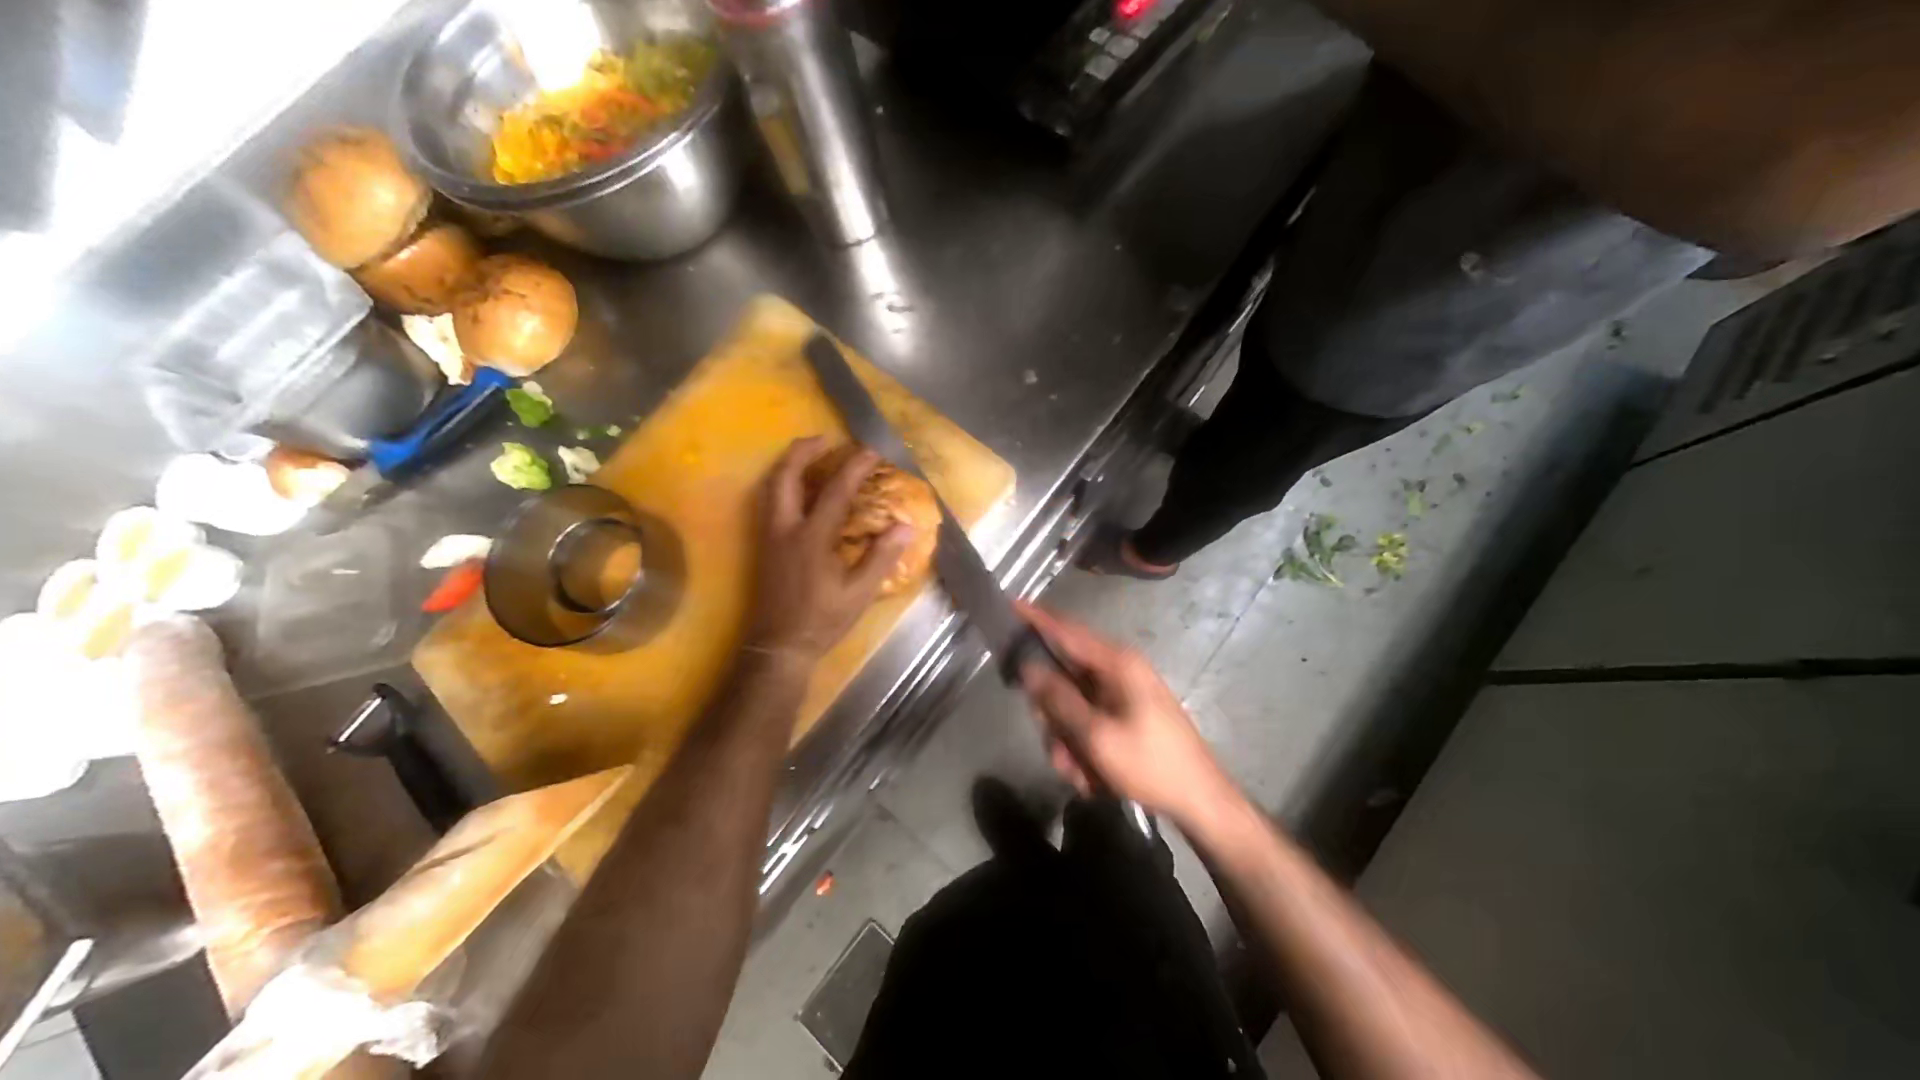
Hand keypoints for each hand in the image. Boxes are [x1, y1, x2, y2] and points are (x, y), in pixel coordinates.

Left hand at [745, 437, 910, 662]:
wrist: (779, 644)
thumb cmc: (822, 620)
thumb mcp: (859, 593)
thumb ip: (881, 557)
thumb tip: (905, 526)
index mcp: (811, 539)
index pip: (835, 492)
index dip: (854, 468)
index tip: (871, 451)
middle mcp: (784, 528)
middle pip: (785, 475)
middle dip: (804, 451)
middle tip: (826, 439)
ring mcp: (768, 535)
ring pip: (770, 486)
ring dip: (789, 464)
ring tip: (809, 456)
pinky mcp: (762, 545)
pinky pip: (768, 501)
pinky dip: (781, 484)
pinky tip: (796, 490)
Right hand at [1015, 603, 1236, 823]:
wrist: (1201, 801)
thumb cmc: (1151, 765)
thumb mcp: (1097, 737)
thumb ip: (1058, 700)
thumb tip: (1028, 667)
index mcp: (1117, 664)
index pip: (1067, 632)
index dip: (1037, 619)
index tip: (1010, 604)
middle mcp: (1119, 672)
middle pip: (1063, 679)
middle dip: (1054, 720)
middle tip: (1059, 750)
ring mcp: (1123, 695)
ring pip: (1072, 708)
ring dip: (1068, 743)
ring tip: (1081, 774)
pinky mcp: (1126, 716)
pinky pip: (1089, 724)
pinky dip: (1084, 750)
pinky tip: (1094, 778)